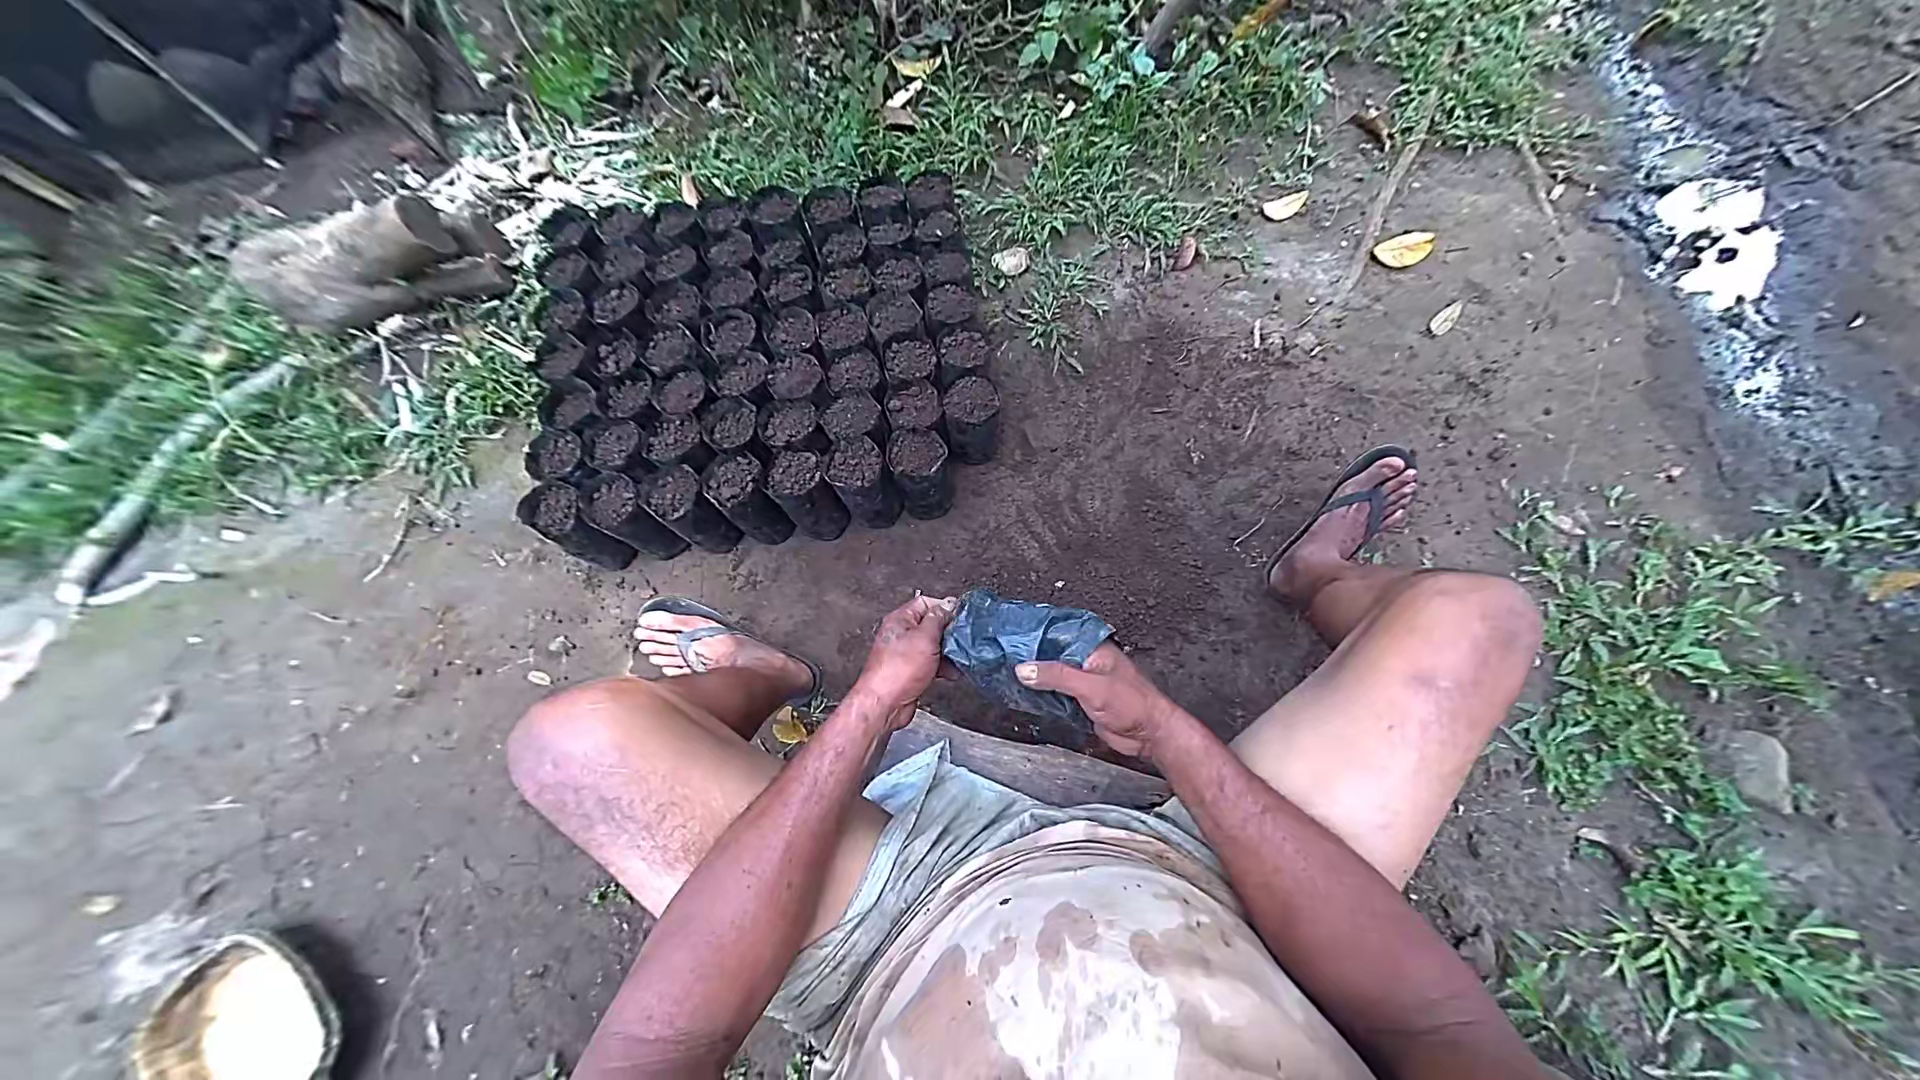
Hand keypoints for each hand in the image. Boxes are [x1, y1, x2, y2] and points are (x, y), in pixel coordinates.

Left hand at [848, 594, 958, 725]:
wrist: (885, 704)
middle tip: (958, 640)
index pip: (925, 603)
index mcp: (900, 620)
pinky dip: (942, 667)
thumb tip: (948, 605)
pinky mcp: (911, 671)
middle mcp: (901, 634)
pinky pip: (931, 663)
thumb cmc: (897, 672)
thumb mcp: (924, 638)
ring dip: (947, 652)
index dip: (944, 607)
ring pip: (933, 646)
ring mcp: (905, 654)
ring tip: (956, 659)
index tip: (959, 616)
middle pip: (931, 625)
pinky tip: (951, 673)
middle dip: (947, 633)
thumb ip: (938, 619)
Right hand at [1016, 643, 1185, 759]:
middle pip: (1049, 654)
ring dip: (1032, 676)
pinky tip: (1022, 693)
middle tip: (999, 654)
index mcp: (1091, 647)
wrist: (1150, 735)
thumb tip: (1025, 669)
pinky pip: (1053, 693)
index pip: (1055, 633)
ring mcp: (1081, 680)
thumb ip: (1057, 676)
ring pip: (1049, 674)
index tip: (1008, 635)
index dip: (1032, 634)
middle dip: (1027, 656)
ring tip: (1003, 672)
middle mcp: (1084, 660)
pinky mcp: (1078, 700)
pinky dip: (1039, 694)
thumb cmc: (1135, 704)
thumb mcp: (1092, 686)